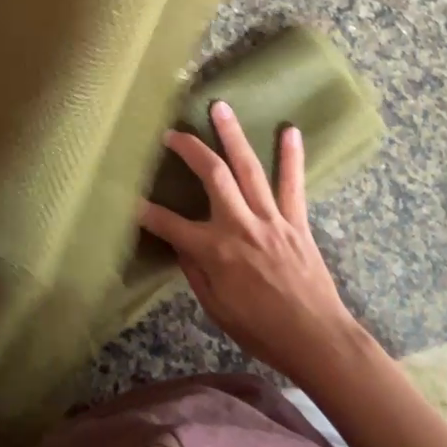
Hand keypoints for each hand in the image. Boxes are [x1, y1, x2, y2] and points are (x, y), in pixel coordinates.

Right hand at [139, 101, 361, 384]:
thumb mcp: (216, 308)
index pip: (170, 224)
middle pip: (212, 175)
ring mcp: (271, 219)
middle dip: (189, 149)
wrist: (316, 339)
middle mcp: (240, 225)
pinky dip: (292, 156)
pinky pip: (293, 184)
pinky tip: (290, 130)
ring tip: (220, 107)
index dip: (147, 212)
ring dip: (232, 135)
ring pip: (248, 168)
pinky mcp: (296, 221)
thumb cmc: (261, 331)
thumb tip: (178, 242)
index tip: (130, 199)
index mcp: (215, 252)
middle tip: (173, 132)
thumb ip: (195, 270)